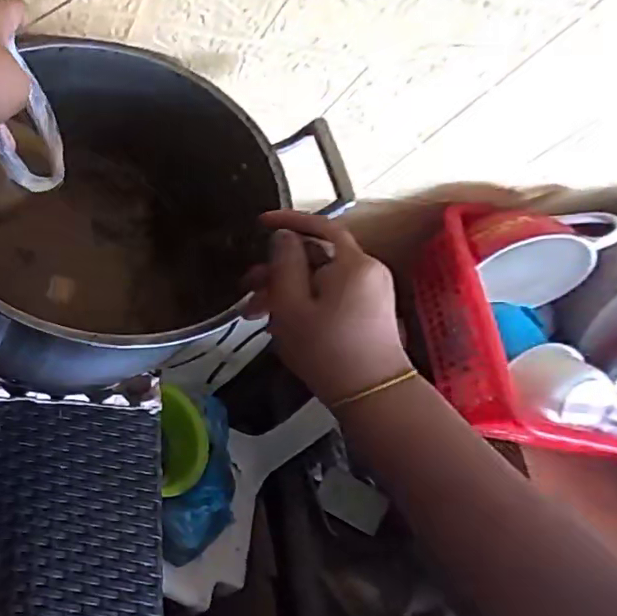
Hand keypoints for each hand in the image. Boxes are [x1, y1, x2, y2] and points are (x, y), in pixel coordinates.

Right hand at [242, 210, 413, 404]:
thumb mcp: (290, 306)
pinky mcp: (369, 311)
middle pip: (316, 257)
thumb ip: (284, 264)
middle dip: (277, 270)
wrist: (370, 394)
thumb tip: (282, 236)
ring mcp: (371, 292)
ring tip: (256, 314)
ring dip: (286, 290)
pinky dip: (304, 301)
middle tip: (246, 290)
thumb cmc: (325, 349)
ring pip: (319, 278)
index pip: (321, 227)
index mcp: (352, 264)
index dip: (288, 221)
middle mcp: (367, 271)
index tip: (259, 224)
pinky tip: (281, 322)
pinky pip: (330, 294)